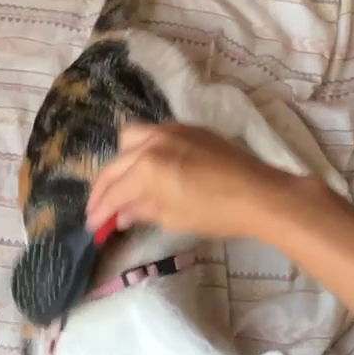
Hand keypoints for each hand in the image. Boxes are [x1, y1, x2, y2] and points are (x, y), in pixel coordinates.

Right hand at [86, 123, 316, 240]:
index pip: (113, 191)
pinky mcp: (188, 129)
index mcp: (146, 167)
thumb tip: (120, 214)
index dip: (100, 211)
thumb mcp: (173, 218)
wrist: (261, 194)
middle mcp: (153, 143)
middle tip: (99, 209)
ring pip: (131, 139)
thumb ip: (141, 211)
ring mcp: (171, 131)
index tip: (92, 225)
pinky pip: (154, 133)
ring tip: (124, 182)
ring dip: (121, 161)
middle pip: (115, 165)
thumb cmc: (217, 213)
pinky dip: (143, 149)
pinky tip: (150, 167)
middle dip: (104, 189)